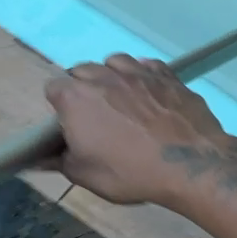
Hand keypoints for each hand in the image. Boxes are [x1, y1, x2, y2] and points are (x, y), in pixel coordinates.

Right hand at [45, 54, 236, 207]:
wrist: (192, 165)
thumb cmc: (132, 172)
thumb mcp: (84, 175)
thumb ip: (60, 159)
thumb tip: (43, 156)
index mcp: (77, 97)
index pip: (55, 88)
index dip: (61, 105)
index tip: (72, 121)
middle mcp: (107, 77)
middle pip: (85, 71)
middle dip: (85, 87)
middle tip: (98, 113)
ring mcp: (142, 74)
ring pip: (117, 62)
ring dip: (114, 75)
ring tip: (124, 99)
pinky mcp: (171, 77)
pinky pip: (150, 66)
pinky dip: (146, 74)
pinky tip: (151, 91)